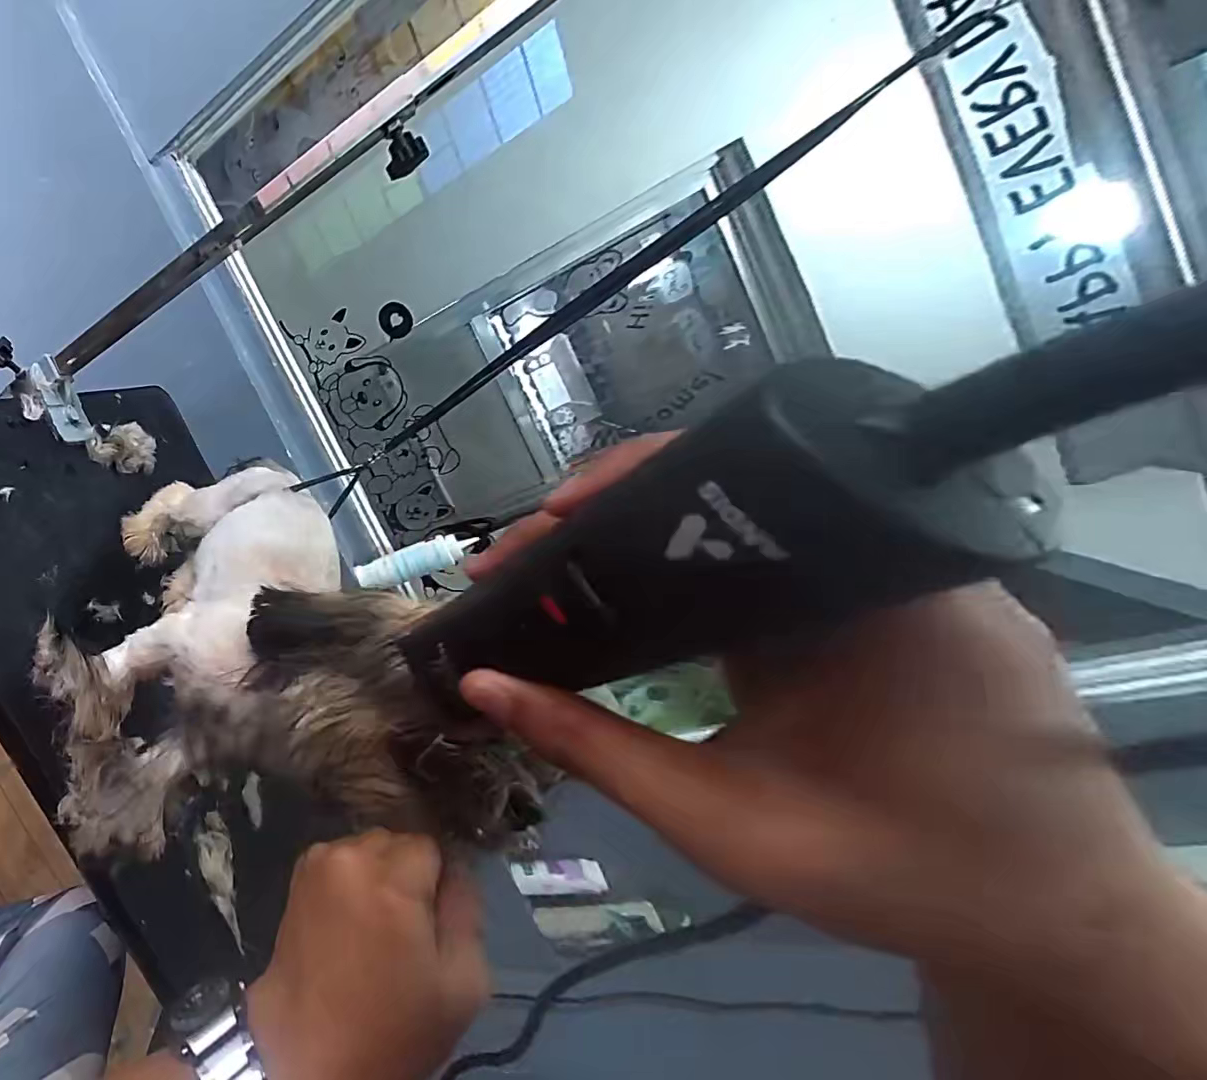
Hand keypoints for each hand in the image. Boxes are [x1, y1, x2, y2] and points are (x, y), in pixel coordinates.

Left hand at [247, 832, 486, 1079]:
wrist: (316, 1054)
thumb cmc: (395, 1026)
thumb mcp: (462, 982)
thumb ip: (467, 910)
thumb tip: (457, 868)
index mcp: (391, 879)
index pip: (431, 843)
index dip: (440, 876)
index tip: (436, 912)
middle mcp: (349, 856)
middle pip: (396, 841)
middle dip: (408, 871)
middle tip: (407, 923)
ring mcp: (317, 862)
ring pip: (367, 846)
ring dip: (377, 872)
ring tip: (375, 924)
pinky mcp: (297, 875)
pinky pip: (339, 858)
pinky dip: (350, 877)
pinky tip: (349, 918)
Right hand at [457, 438, 1205, 1044]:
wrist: (1044, 930)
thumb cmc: (891, 876)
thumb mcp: (718, 818)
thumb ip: (590, 747)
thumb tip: (481, 687)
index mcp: (878, 596)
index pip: (735, 493)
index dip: (628, 485)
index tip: (548, 517)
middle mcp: (888, 564)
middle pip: (721, 498)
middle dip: (605, 516)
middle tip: (519, 555)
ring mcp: (882, 578)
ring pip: (733, 525)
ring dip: (636, 540)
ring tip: (551, 565)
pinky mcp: (864, 601)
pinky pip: (755, 559)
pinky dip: (678, 569)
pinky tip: (623, 592)